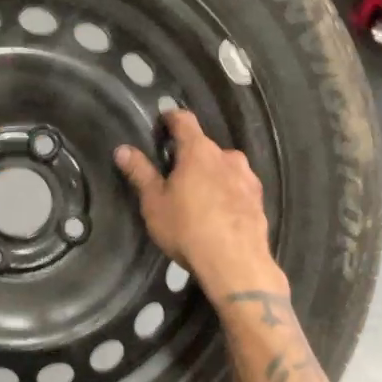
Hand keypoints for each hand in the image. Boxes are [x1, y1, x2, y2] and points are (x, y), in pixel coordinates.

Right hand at [115, 110, 285, 295]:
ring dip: (211, 175)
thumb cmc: (187, 228)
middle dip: (190, 156)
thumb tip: (122, 149)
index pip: (184, 120)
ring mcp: (247, 177)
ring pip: (224, 168)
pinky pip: (237, 188)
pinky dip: (227, 193)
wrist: (235, 262)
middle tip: (175, 176)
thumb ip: (140, 173)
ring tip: (198, 198)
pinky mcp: (259, 200)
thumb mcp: (154, 203)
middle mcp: (227, 156)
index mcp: (198, 151)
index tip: (162, 123)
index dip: (171, 118)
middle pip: (205, 147)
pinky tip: (219, 213)